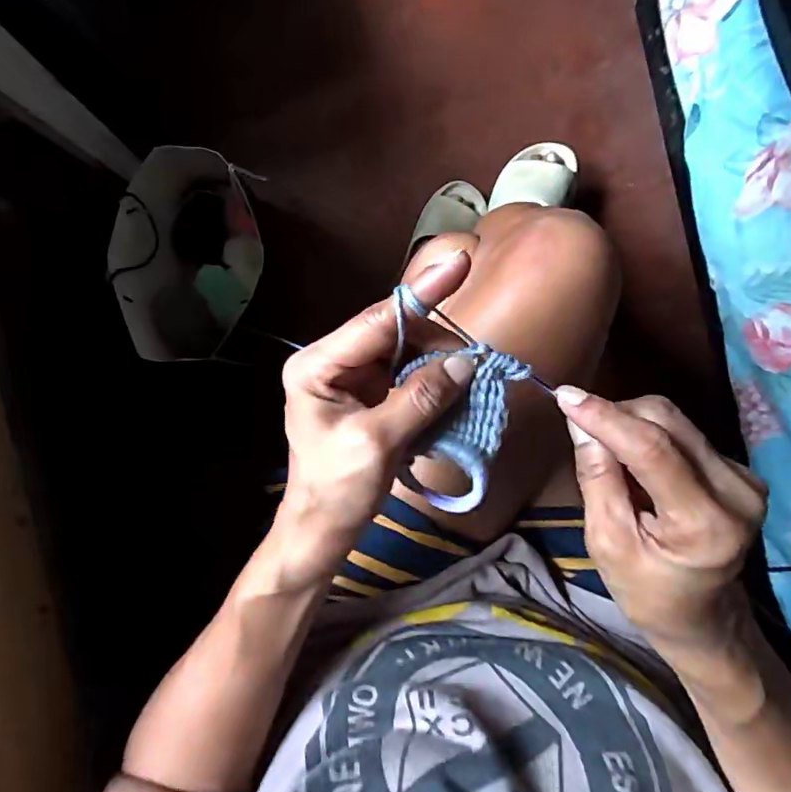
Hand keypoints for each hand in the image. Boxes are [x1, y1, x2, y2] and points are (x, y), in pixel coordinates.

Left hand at [270, 253, 476, 592]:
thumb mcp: (377, 443)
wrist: (321, 529)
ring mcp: (350, 377)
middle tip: (473, 361)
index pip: (376, 320)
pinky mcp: (368, 394)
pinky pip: (406, 375)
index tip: (459, 262)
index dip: (421, 293)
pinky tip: (452, 392)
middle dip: (435, 341)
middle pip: (393, 331)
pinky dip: (432, 382)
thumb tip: (464, 363)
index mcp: (316, 366)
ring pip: (403, 352)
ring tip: (467, 381)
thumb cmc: (336, 489)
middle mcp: (330, 362)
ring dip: (438, 363)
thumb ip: (419, 398)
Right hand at [554, 389, 767, 661]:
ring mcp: (745, 479)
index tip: (564, 396)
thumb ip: (597, 479)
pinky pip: (682, 431)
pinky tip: (635, 463)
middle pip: (666, 421)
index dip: (605, 417)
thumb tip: (580, 423)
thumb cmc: (647, 591)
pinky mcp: (740, 471)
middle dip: (615, 415)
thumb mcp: (606, 543)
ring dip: (629, 422)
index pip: (652, 449)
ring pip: (674, 419)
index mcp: (704, 523)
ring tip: (608, 453)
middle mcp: (737, 492)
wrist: (704, 618)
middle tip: (579, 428)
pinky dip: (647, 434)